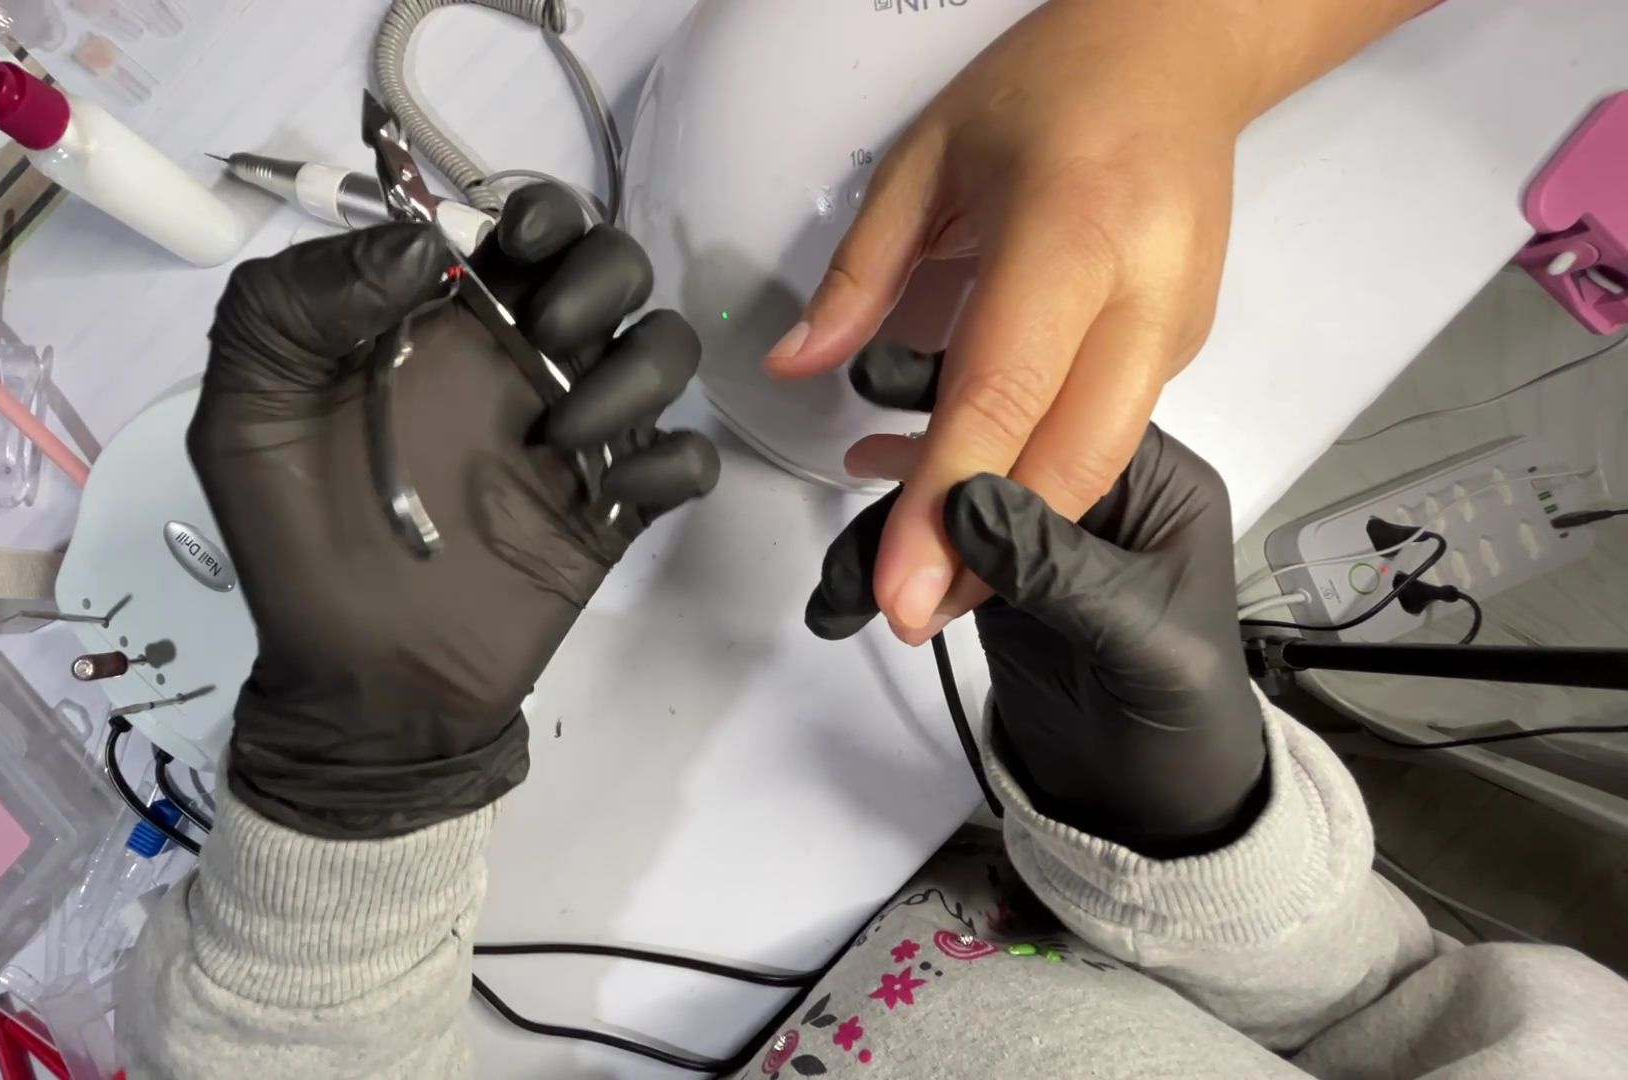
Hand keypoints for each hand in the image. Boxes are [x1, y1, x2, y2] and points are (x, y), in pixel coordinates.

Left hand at [190, 185, 719, 839]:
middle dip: (600, 280)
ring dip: (635, 375)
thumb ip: (294, 307)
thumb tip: (422, 247)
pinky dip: (672, 466)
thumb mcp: (248, 419)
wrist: (368, 684)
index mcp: (447, 329)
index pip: (529, 227)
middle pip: (618, 271)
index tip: (517, 246)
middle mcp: (526, 367)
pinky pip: (688, 462)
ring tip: (561, 442)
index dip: (542, 211)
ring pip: (667, 352)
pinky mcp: (618, 513)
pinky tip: (614, 500)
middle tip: (542, 341)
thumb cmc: (301, 550)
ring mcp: (581, 441)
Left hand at [768, 0, 1427, 642]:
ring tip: (931, 584)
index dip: (947, 502)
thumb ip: (855, 277)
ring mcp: (1172, 331)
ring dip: (1016, 542)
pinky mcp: (1174, 351)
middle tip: (912, 616)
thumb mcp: (923, 161)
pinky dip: (1034, 489)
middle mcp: (1139, 297)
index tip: (902, 584)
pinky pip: (1098, 439)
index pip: (1000, 397)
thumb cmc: (1050, 89)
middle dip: (989, 557)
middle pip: (1064, 462)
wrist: (1184, 50)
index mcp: (1070, 234)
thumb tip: (794, 363)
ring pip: (1091, 467)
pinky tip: (967, 505)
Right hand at [807, 347, 1265, 856]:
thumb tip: (959, 494)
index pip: (1048, 418)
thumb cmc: (1174, 716)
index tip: (886, 382)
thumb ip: (1052, 564)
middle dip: (911, 467)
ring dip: (881, 541)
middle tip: (851, 458)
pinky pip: (922, 556)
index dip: (967, 399)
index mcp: (1143, 480)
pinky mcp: (983, 575)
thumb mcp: (1136, 637)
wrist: (1142, 796)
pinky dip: (880, 571)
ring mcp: (1022, 534)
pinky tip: (846, 589)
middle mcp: (1078, 491)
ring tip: (838, 588)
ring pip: (935, 509)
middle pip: (977, 453)